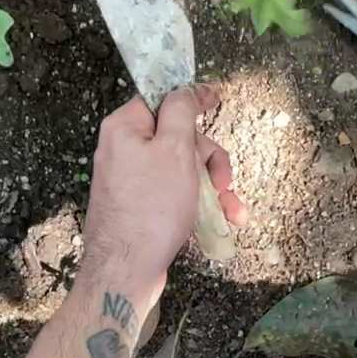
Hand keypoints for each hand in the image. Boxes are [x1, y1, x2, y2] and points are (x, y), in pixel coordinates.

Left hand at [82, 86, 248, 299]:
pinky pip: (174, 196)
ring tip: (233, 212)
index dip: (192, 103)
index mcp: (125, 128)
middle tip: (224, 182)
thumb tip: (187, 88)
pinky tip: (221, 223)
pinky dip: (197, 206)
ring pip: (182, 172)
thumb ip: (182, 110)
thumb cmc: (152, 208)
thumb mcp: (175, 149)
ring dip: (212, 189)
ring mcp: (131, 183)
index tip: (217, 102)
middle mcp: (124, 151)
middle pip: (178, 139)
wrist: (127, 269)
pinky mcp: (140, 209)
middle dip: (210, 161)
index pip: (163, 100)